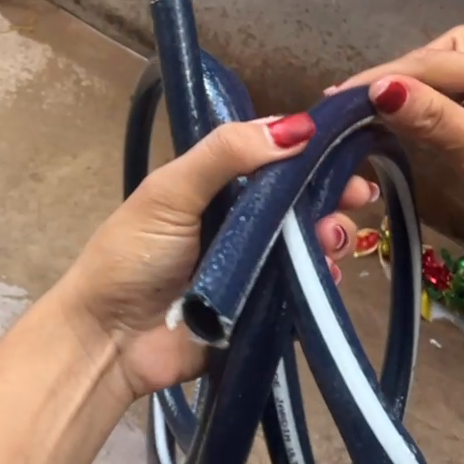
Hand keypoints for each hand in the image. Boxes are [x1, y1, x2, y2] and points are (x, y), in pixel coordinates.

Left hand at [59, 115, 374, 399]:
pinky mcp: (259, 311)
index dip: (309, 154)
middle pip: (297, 203)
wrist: (109, 339)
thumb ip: (224, 155)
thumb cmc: (131, 256)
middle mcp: (234, 224)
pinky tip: (326, 277)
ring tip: (330, 240)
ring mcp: (249, 269)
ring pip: (305, 246)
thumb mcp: (170, 192)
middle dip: (330, 197)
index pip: (271, 161)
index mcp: (211, 189)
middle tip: (355, 199)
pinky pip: (301, 294)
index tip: (348, 152)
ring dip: (328, 237)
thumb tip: (296, 125)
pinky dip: (318, 284)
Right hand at [332, 25, 463, 283]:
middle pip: (448, 54)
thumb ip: (434, 118)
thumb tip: (379, 87)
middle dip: (405, 71)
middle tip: (366, 104)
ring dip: (420, 89)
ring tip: (384, 113)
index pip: (434, 62)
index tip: (335, 98)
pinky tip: (417, 130)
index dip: (381, 77)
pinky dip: (434, 110)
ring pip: (456, 76)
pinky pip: (463, 104)